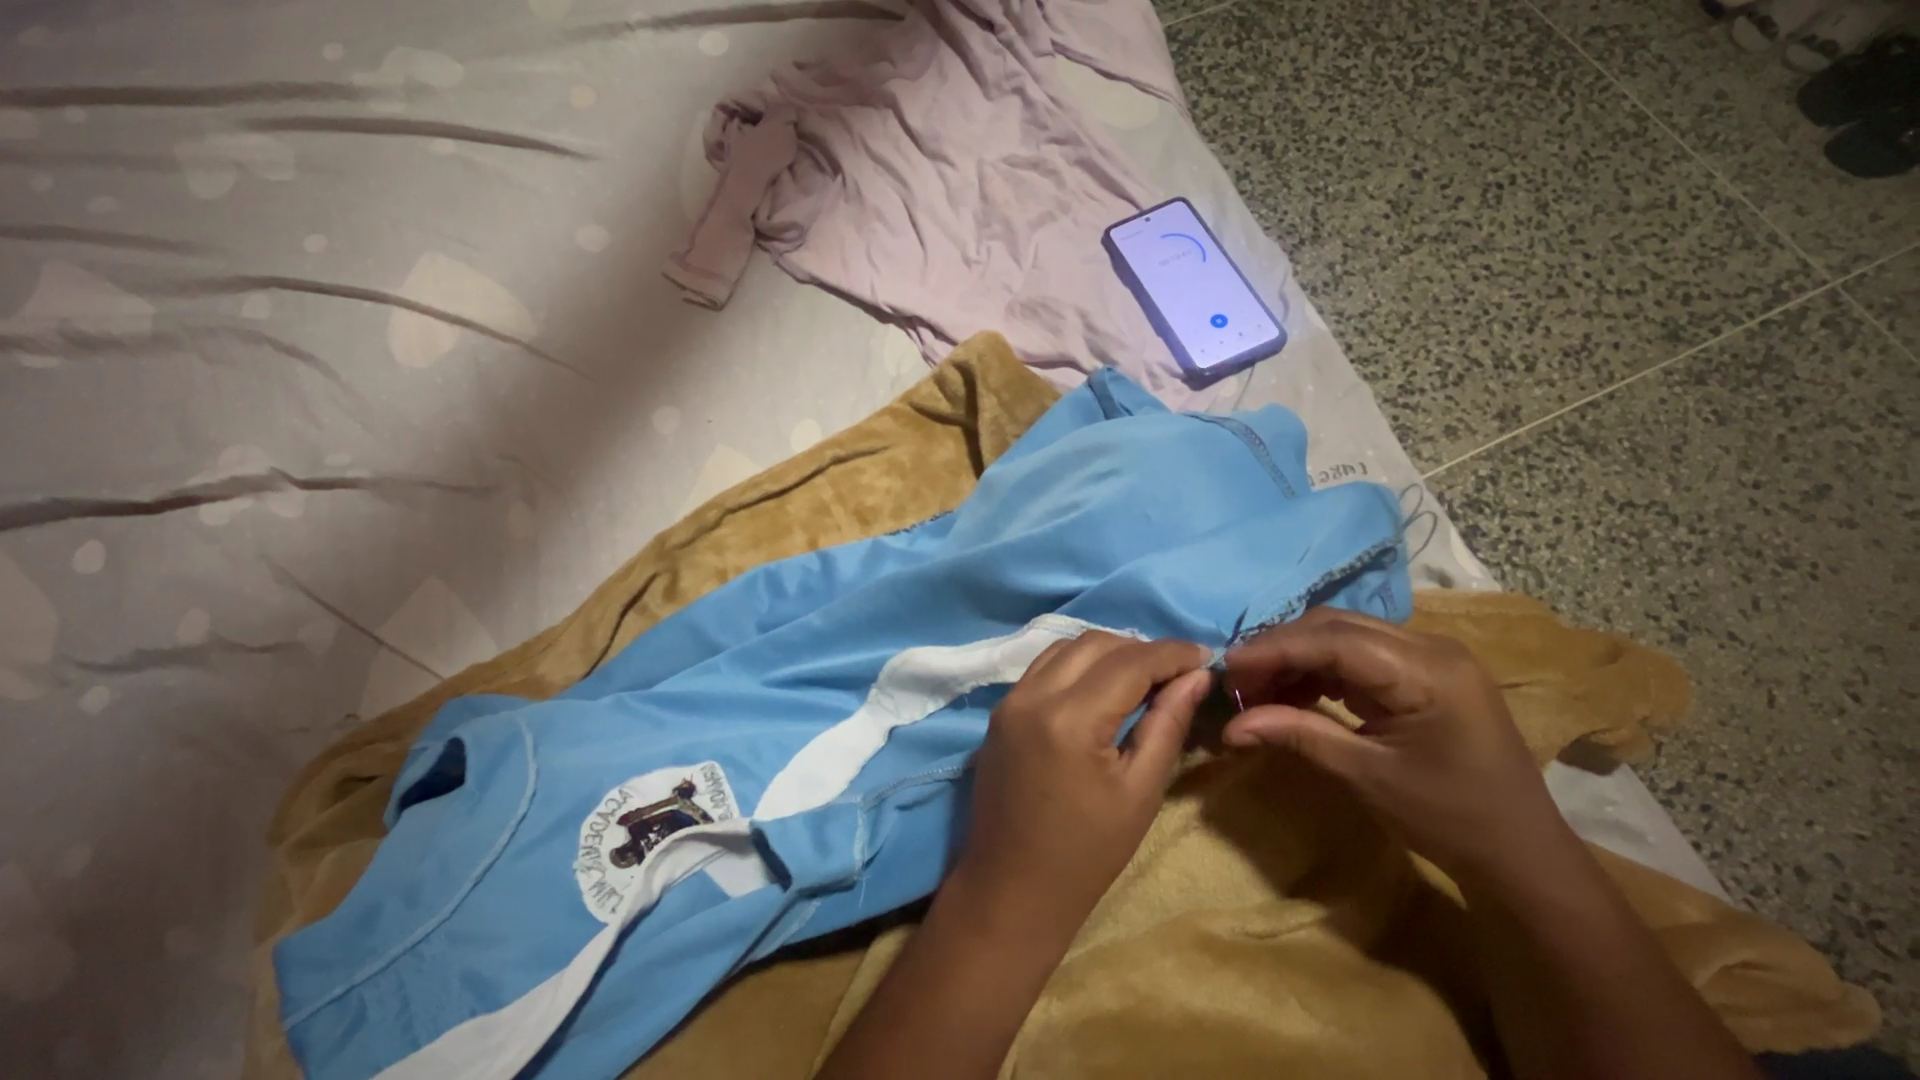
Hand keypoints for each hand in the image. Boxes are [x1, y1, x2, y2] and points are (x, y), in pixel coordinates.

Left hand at [951, 631, 1212, 940]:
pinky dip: (1077, 665)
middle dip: (1141, 649)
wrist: (1011, 889)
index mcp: (1070, 718)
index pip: (1130, 661)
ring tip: (1143, 679)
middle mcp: (1033, 696)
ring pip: (1065, 648)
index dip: (1172, 653)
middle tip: (1177, 673)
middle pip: (1095, 643)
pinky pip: (1043, 667)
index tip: (1206, 656)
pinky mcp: (999, 712)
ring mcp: (1009, 701)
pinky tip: (1102, 689)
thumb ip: (1167, 724)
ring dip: (1108, 652)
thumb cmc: (1086, 854)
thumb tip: (1197, 676)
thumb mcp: (1140, 791)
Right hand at [1221, 608, 1571, 884]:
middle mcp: (1431, 648)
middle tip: (1237, 683)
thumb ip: (1299, 737)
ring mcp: (1431, 657)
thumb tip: (1231, 726)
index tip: (1226, 666)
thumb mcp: (1367, 777)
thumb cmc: (1448, 817)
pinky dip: (1321, 669)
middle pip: (1337, 627)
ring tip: (1258, 691)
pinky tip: (1293, 694)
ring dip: (1298, 657)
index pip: (1334, 641)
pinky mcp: (1424, 673)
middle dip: (1281, 649)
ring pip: (1345, 636)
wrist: (1518, 851)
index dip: (1275, 649)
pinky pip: (1361, 655)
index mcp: (1427, 671)